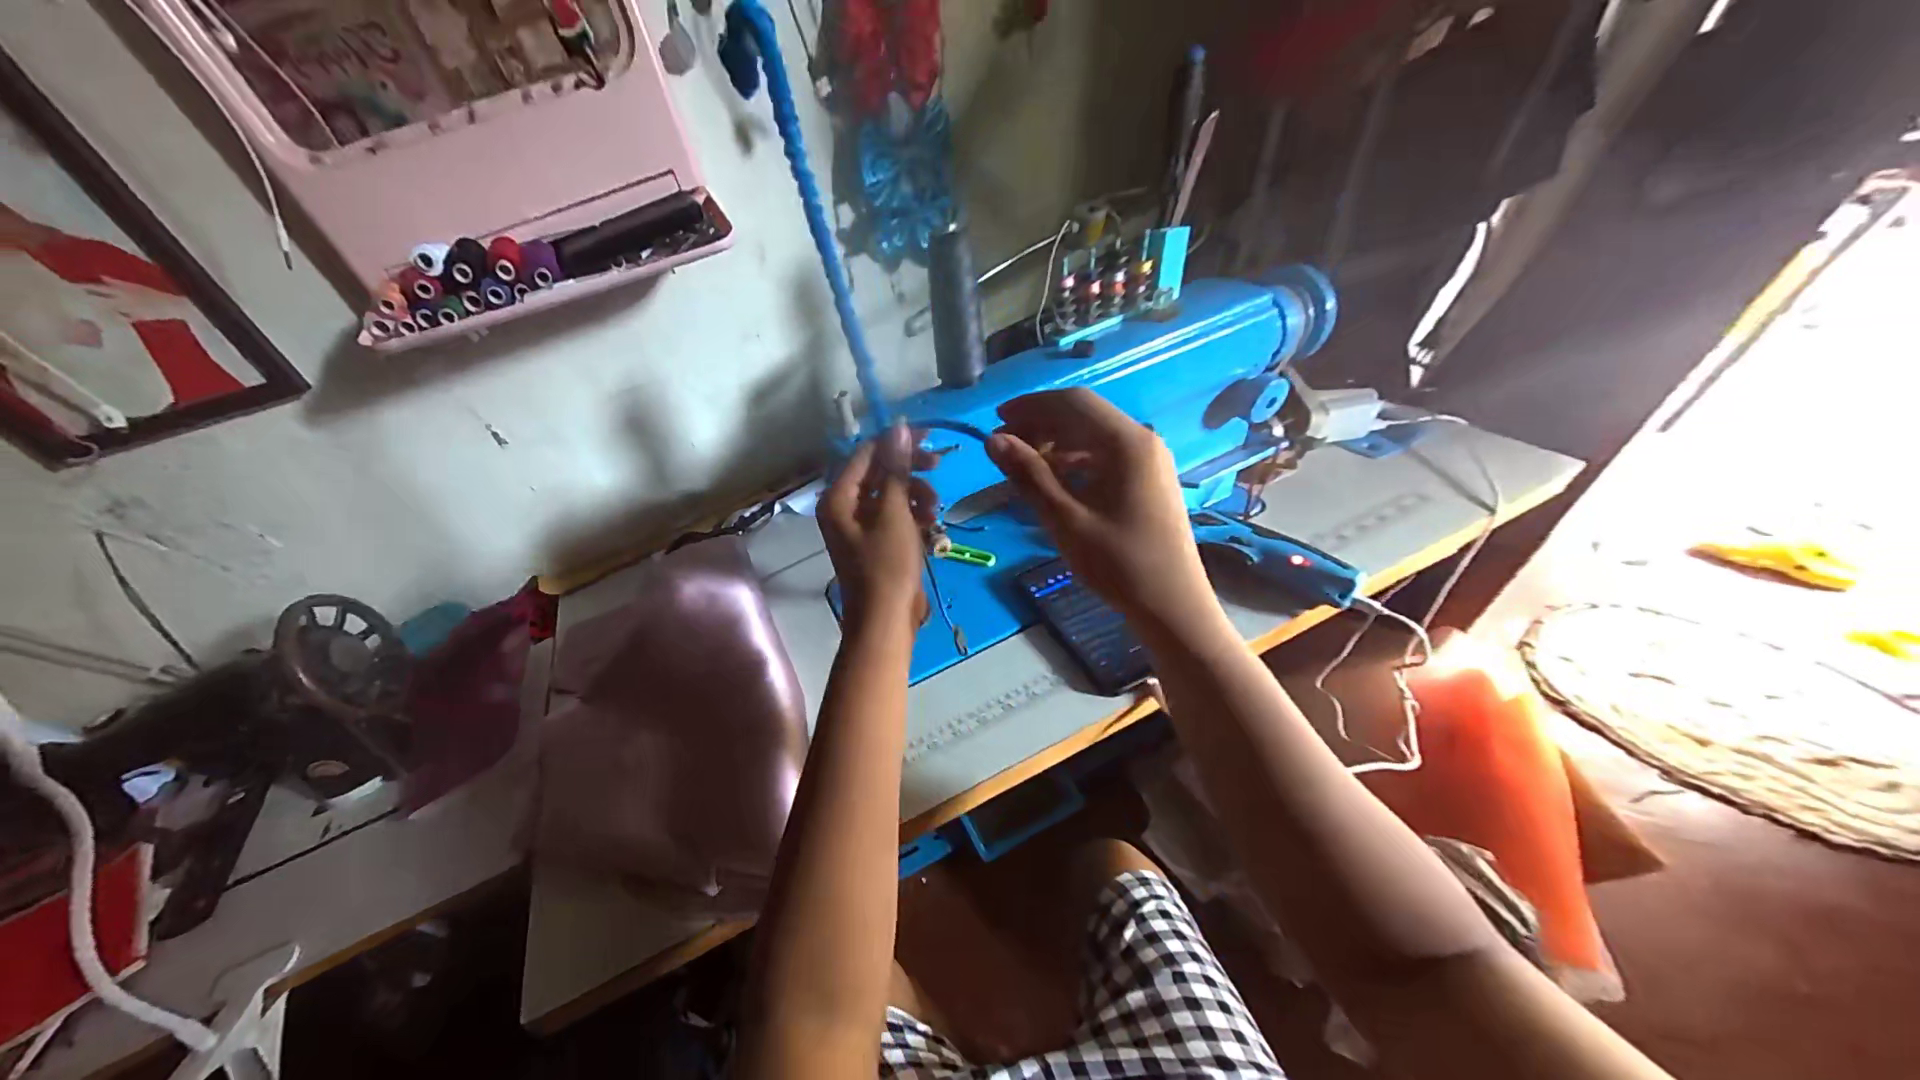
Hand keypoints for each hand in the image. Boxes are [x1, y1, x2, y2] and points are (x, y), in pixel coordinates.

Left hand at [820, 424, 934, 628]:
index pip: (866, 453)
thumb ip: (896, 469)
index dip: (896, 441)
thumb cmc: (887, 565)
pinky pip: (895, 515)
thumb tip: (898, 428)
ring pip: (891, 493)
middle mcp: (844, 507)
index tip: (929, 436)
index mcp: (839, 497)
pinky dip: (913, 515)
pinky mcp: (877, 541)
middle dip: (909, 470)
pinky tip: (930, 524)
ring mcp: (861, 526)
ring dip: (916, 495)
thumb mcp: (894, 513)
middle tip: (938, 464)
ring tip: (934, 511)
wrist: (886, 619)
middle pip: (879, 472)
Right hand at [986, 388, 1219, 636]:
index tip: (997, 419)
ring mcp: (1150, 459)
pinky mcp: (1150, 478)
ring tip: (1024, 463)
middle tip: (1005, 443)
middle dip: (1042, 422)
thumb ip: (1029, 475)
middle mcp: (1142, 440)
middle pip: (1085, 414)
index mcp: (1126, 443)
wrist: (1172, 604)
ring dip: (1057, 440)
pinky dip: (1076, 458)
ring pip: (1095, 434)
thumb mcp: (1065, 520)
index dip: (1031, 406)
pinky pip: (1107, 454)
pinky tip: (1055, 478)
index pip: (1073, 403)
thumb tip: (993, 440)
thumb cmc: (1118, 564)